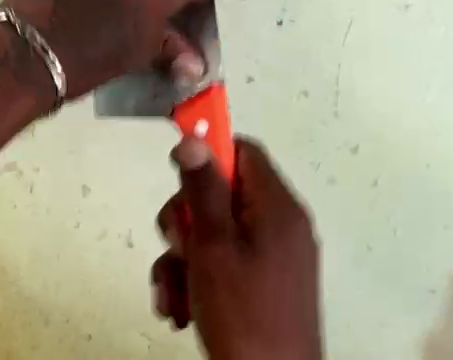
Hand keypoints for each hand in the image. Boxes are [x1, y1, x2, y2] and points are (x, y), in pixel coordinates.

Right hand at [152, 137, 323, 359]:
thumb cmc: (243, 314)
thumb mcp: (213, 244)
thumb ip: (201, 188)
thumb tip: (194, 137)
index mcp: (278, 209)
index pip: (242, 151)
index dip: (208, 154)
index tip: (177, 172)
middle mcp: (280, 228)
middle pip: (219, 193)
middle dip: (185, 218)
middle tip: (176, 244)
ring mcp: (272, 260)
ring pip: (211, 232)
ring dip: (181, 257)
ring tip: (172, 290)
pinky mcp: (262, 288)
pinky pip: (220, 263)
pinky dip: (194, 280)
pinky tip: (179, 308)